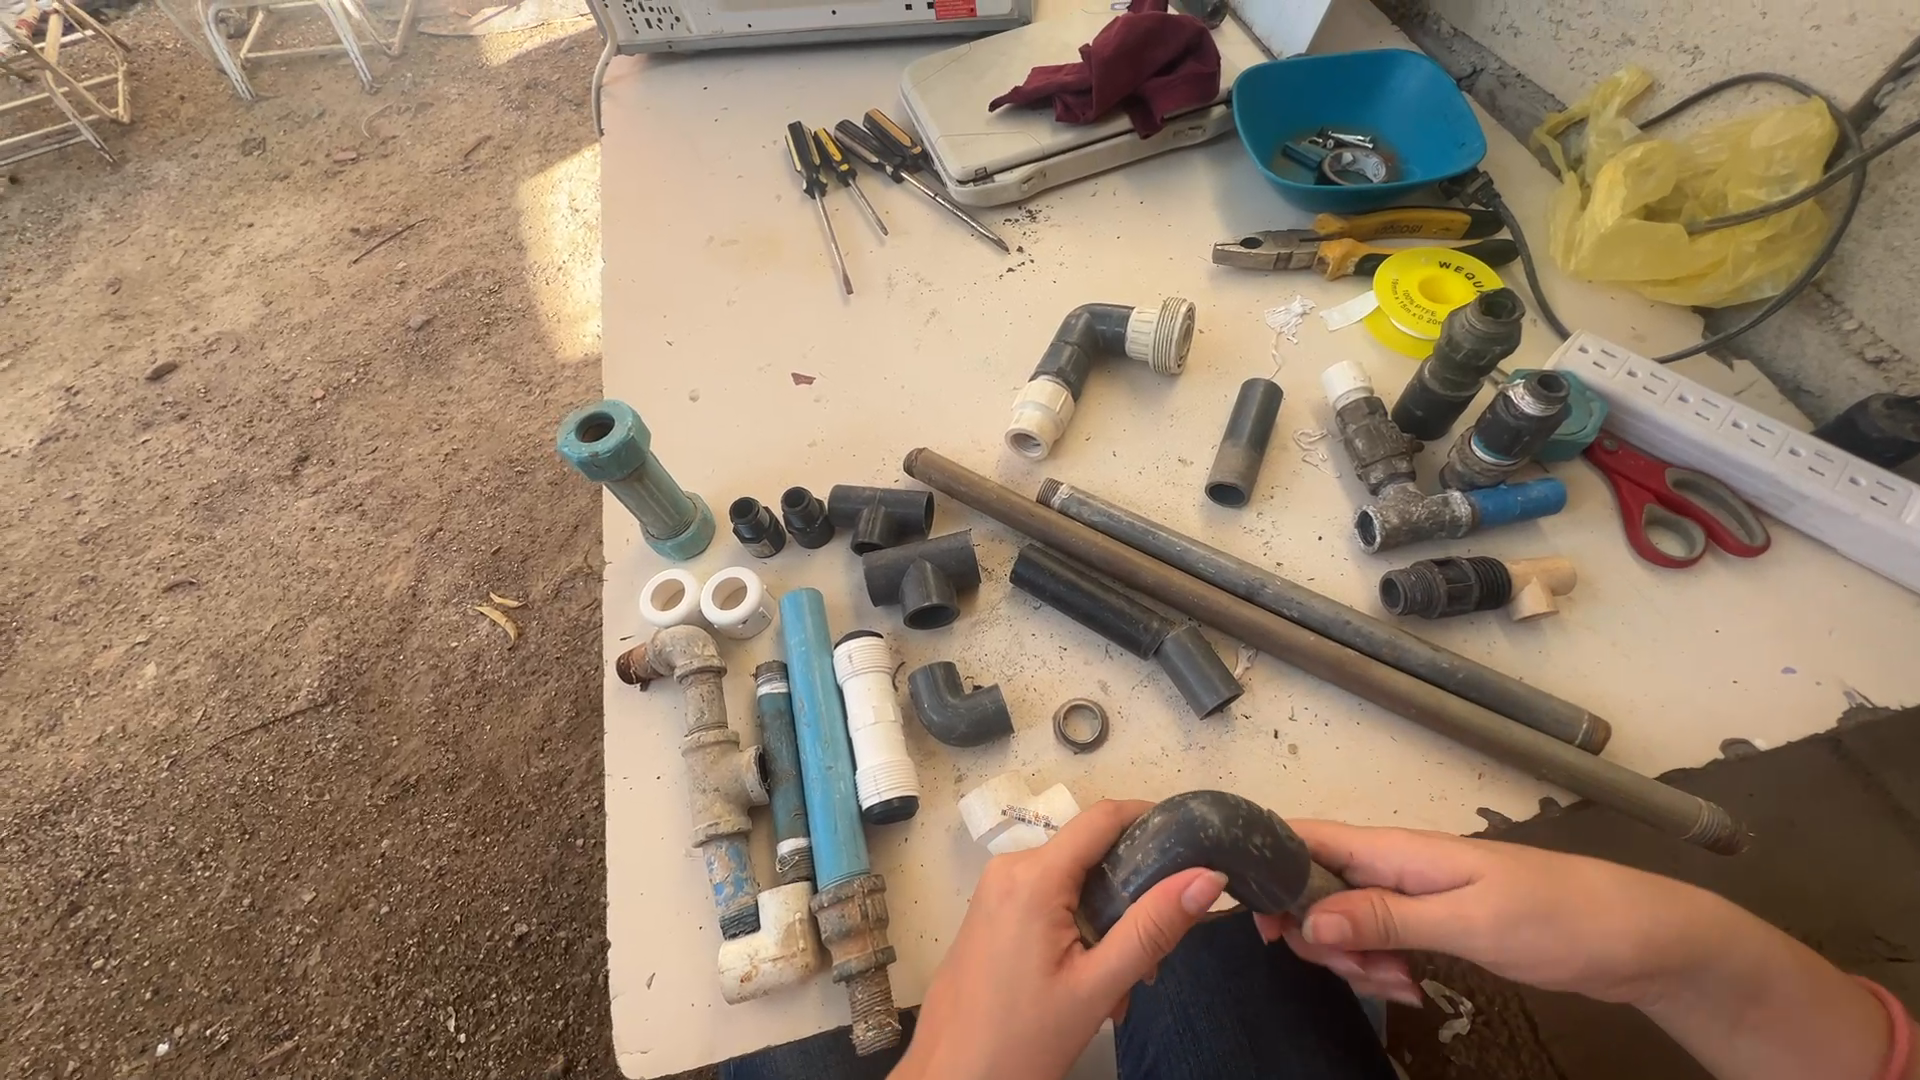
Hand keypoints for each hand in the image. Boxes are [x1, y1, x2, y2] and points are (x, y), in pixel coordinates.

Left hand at [891, 800, 1227, 1079]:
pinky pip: (1045, 898)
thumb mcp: (1097, 986)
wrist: (949, 1079)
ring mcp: (995, 887)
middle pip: (1088, 855)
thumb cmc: (1022, 1038)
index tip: (1189, 838)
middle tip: (1153, 956)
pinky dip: (1075, 927)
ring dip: (1104, 922)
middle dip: (1129, 894)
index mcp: (1034, 874)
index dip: (1146, 817)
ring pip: (1070, 881)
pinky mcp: (990, 909)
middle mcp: (1010, 866)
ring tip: (1118, 989)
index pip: (1101, 818)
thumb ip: (1152, 927)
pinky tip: (1085, 982)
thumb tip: (1207, 877)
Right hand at [1262, 822, 1914, 1079]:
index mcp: (1389, 850)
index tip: (1260, 920)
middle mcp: (1387, 865)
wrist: (1643, 940)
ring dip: (1355, 957)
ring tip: (1400, 985)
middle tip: (1361, 970)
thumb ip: (1387, 917)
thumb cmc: (1557, 917)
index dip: (1265, 865)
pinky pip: (1376, 938)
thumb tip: (1308, 916)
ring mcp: (1406, 893)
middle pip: (1313, 888)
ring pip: (1342, 919)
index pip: (1302, 837)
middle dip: (1320, 934)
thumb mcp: (1471, 923)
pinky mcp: (1426, 919)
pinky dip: (1380, 965)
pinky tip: (1411, 986)